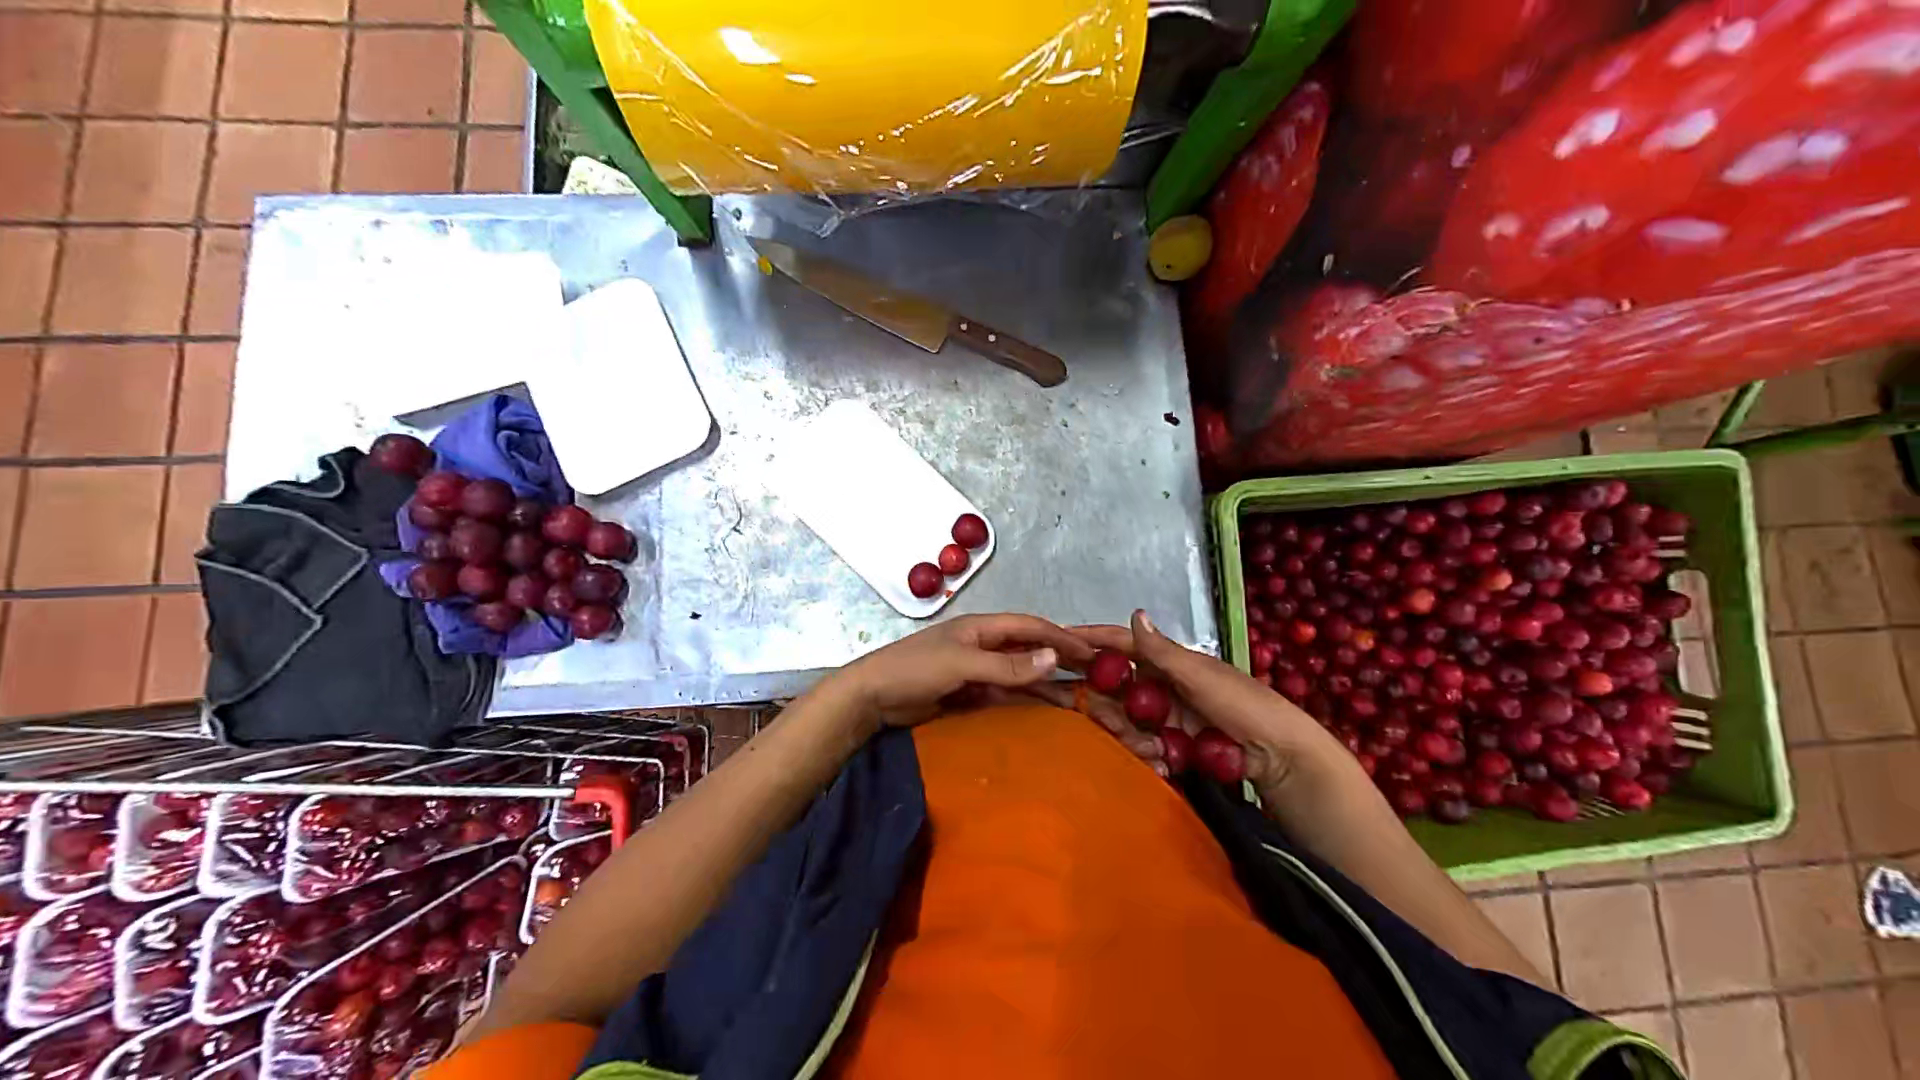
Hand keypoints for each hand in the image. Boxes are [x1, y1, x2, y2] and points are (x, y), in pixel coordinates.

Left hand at [822, 613, 1095, 731]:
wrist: (873, 697)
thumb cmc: (915, 669)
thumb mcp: (962, 663)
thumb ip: (1007, 665)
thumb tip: (1054, 658)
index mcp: (982, 628)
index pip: (1031, 628)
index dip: (1062, 637)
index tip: (1094, 650)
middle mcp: (984, 646)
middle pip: (1031, 650)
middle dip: (1062, 659)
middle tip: (1097, 672)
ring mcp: (978, 671)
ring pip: (1022, 675)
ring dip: (1049, 684)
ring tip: (1083, 697)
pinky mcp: (971, 693)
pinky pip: (1007, 694)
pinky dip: (1028, 700)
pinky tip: (1049, 711)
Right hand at [1070, 610, 1350, 793]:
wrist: (1283, 757)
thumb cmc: (1245, 705)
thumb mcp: (1202, 675)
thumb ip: (1162, 650)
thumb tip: (1134, 612)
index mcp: (1167, 662)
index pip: (1119, 645)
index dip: (1089, 641)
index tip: (1056, 640)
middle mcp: (1159, 686)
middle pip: (1112, 688)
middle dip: (1108, 706)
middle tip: (1112, 721)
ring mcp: (1164, 717)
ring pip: (1123, 720)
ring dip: (1132, 736)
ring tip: (1157, 750)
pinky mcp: (1171, 744)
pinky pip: (1142, 745)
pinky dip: (1147, 754)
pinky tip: (1162, 763)